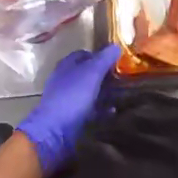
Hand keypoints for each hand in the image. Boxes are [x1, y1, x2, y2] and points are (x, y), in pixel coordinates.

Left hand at [18, 44, 121, 172]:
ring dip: (104, 93)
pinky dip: (101, 109)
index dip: (99, 55)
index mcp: (67, 66)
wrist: (55, 131)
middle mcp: (65, 81)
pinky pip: (90, 110)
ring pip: (89, 92)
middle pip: (87, 74)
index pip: (83, 55)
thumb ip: (103, 59)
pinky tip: (113, 112)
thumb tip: (115, 46)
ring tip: (122, 94)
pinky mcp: (72, 117)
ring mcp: (68, 100)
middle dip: (104, 75)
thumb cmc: (72, 97)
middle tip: (122, 77)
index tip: (116, 60)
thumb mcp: (91, 74)